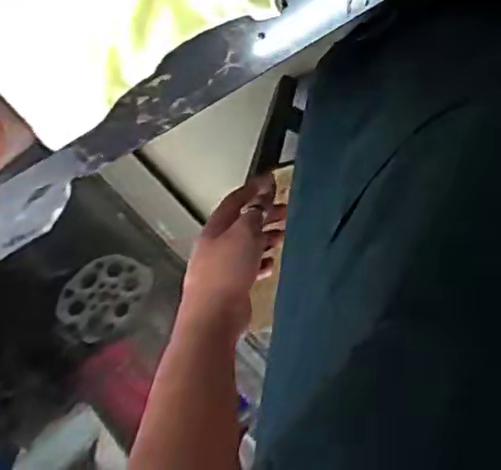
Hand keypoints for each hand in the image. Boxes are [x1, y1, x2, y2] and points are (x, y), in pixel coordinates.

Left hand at [181, 176, 285, 334]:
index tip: (271, 180)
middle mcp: (216, 246)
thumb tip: (258, 207)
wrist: (213, 319)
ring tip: (282, 237)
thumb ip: (253, 215)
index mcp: (215, 229)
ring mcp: (222, 267)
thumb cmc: (228, 270)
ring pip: (248, 244)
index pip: (234, 200)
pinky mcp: (231, 286)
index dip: (253, 188)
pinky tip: (270, 264)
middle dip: (265, 214)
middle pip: (243, 222)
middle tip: (287, 211)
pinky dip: (262, 262)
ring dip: (266, 238)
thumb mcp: (244, 232)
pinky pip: (250, 266)